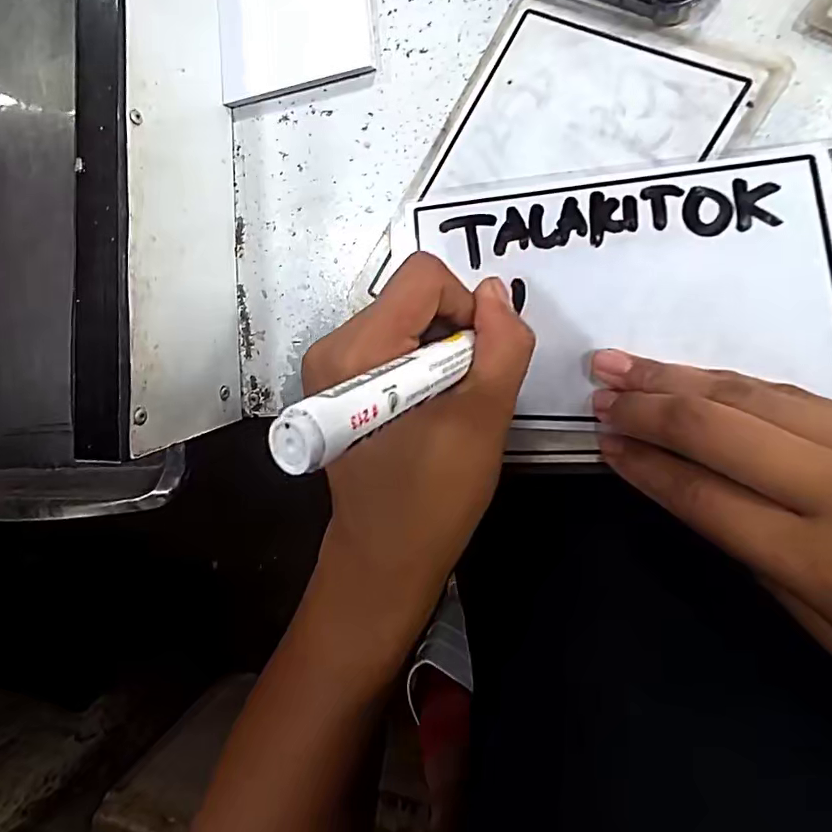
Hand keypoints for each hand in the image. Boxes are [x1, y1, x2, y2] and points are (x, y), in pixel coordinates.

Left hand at [302, 252, 533, 613]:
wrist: (384, 554)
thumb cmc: (430, 498)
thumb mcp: (482, 419)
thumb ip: (502, 345)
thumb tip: (493, 292)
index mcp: (356, 352)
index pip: (423, 277)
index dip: (466, 310)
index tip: (475, 362)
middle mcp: (331, 346)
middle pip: (411, 295)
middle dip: (452, 333)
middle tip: (461, 392)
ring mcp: (329, 362)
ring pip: (405, 315)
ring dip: (439, 350)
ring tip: (443, 405)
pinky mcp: (337, 377)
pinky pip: (391, 338)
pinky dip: (421, 361)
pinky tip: (426, 407)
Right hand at [590, 351, 831, 831]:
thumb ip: (801, 601)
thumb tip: (734, 536)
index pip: (708, 497)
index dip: (645, 466)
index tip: (602, 443)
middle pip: (724, 427)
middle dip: (649, 403)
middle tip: (596, 383)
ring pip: (764, 398)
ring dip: (686, 378)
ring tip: (630, 364)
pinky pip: (816, 401)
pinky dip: (748, 386)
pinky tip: (716, 380)